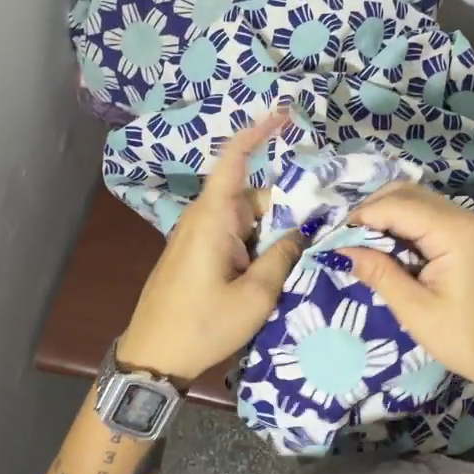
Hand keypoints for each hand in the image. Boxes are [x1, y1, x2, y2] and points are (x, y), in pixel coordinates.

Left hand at [117, 109, 305, 381]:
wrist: (151, 358)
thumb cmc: (203, 325)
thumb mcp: (255, 296)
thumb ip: (282, 257)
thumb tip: (303, 230)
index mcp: (213, 218)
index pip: (234, 160)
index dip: (258, 132)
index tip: (285, 115)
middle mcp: (203, 219)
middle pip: (253, 196)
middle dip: (287, 207)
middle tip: (322, 228)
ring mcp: (197, 238)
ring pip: (247, 220)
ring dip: (274, 232)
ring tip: (305, 254)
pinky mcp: (196, 257)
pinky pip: (235, 237)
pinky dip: (259, 245)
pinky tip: (277, 268)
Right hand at [338, 184, 473, 394]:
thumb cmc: (464, 338)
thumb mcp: (415, 310)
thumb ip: (379, 273)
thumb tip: (341, 250)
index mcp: (455, 232)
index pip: (398, 206)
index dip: (363, 217)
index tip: (334, 240)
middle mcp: (463, 218)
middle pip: (407, 194)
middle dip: (372, 211)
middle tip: (346, 241)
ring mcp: (467, 225)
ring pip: (416, 201)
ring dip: (385, 216)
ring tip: (361, 244)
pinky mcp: (466, 236)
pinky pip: (427, 217)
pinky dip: (402, 225)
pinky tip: (385, 247)